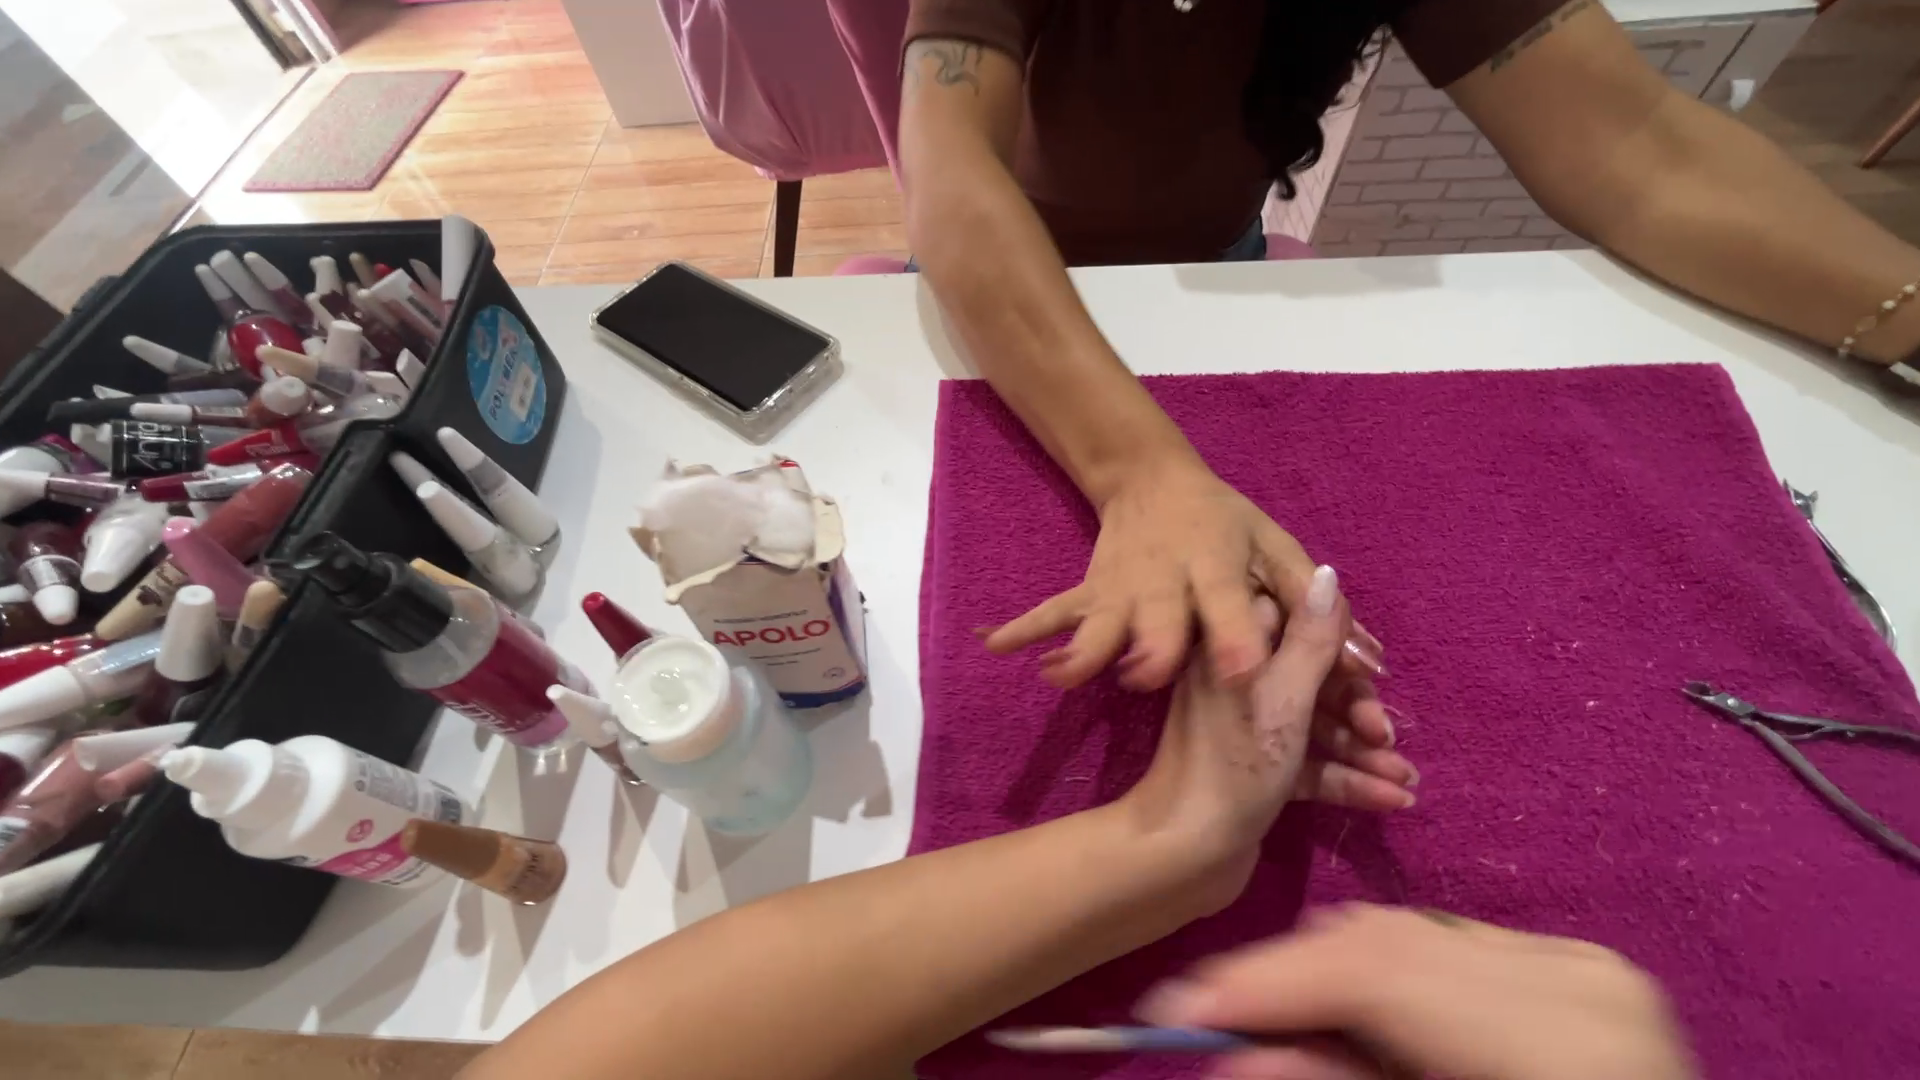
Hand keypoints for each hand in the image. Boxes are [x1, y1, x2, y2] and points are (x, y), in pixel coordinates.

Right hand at [986, 458, 1382, 691]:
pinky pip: (1052, 611)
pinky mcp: (1088, 591)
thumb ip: (1315, 603)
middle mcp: (1165, 579)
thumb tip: (1377, 663)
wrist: (1152, 478)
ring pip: (1095, 620)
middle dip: (1149, 652)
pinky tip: (994, 646)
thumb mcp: (1275, 545)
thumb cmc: (1223, 519)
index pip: (1227, 602)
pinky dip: (1023, 629)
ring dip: (1080, 650)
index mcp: (1216, 565)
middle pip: (1154, 620)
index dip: (1235, 636)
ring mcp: (1119, 586)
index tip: (1240, 674)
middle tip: (1140, 679)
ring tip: (1061, 677)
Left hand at [1121, 570, 1413, 907]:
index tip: (1372, 661)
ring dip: (1361, 748)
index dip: (1333, 637)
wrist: (1186, 851)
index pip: (1289, 621)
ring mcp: (1245, 730)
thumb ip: (1310, 638)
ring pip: (1314, 724)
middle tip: (1383, 732)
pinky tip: (1392, 799)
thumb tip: (1327, 571)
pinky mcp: (1257, 772)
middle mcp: (1234, 684)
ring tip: (1406, 777)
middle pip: (1309, 677)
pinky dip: (1347, 778)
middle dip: (1354, 703)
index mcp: (1228, 653)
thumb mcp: (1281, 696)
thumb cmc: (1234, 763)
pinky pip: (1309, 764)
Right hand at [1138, 905, 1695, 1079]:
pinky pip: (1439, 939)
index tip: (1180, 1006)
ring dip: (1325, 965)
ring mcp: (1578, 962)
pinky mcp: (1571, 962)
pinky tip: (1360, 1005)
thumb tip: (1229, 1054)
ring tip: (1280, 1013)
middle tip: (1211, 1010)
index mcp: (1563, 1049)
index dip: (1270, 982)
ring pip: (1402, 930)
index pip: (1379, 975)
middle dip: (1284, 975)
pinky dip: (1381, 965)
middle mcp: (1574, 982)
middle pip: (1382, 942)